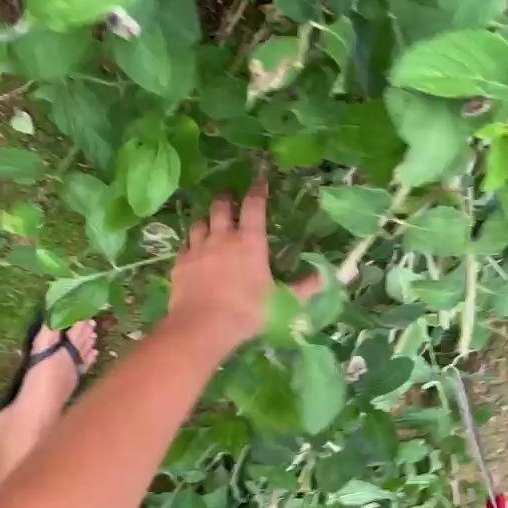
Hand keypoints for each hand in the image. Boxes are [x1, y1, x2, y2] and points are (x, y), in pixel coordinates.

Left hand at [164, 177, 318, 355]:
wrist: (201, 326)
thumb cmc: (246, 312)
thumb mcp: (281, 302)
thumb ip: (304, 288)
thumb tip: (327, 279)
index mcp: (249, 242)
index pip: (254, 205)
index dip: (258, 190)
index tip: (260, 180)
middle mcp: (222, 238)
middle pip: (221, 207)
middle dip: (225, 199)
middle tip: (228, 198)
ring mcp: (198, 249)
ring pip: (199, 223)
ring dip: (206, 220)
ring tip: (209, 223)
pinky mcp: (180, 263)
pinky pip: (185, 245)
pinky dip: (190, 244)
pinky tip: (192, 250)